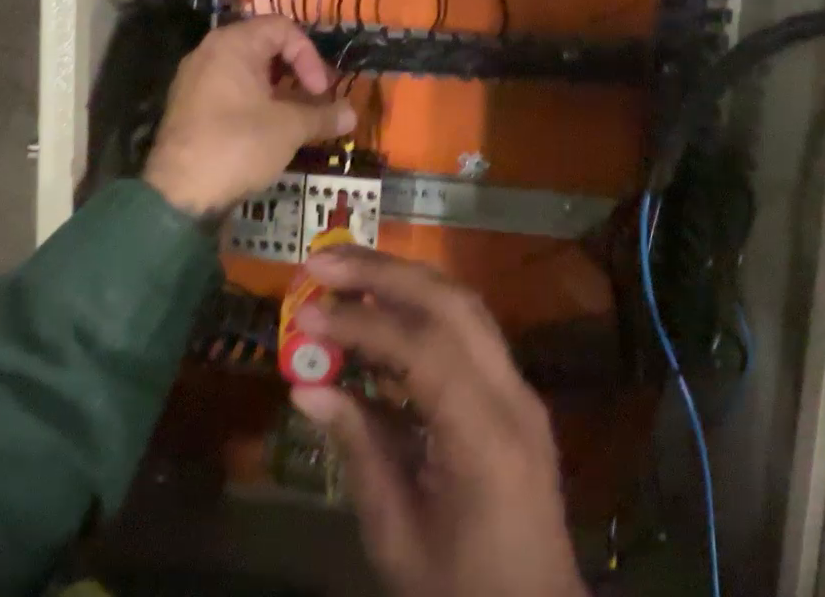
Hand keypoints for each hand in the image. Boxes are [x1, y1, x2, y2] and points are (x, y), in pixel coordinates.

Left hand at [142, 15, 355, 216]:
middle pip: (264, 47)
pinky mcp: (189, 106)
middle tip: (316, 101)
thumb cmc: (238, 145)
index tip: (321, 91)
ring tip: (297, 119)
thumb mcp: (289, 129)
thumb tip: (353, 114)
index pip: (282, 28)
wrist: (180, 192)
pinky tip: (269, 131)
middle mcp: (209, 52)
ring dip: (277, 90)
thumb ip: (323, 116)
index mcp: (233, 44)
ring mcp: (195, 79)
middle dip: (296, 73)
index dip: (309, 56)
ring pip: (247, 72)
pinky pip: (229, 91)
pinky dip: (254, 103)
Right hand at [289, 248, 587, 596]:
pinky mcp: (513, 400)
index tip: (305, 315)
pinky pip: (467, 337)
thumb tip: (306, 387)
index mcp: (487, 439)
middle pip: (453, 305)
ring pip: (464, 310)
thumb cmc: (462, 592)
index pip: (424, 350)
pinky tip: (376, 319)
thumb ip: (358, 449)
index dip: (361, 323)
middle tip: (320, 262)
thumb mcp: (397, 534)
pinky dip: (419, 315)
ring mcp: (519, 394)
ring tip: (342, 273)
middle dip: (383, 274)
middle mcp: (513, 399)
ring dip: (402, 282)